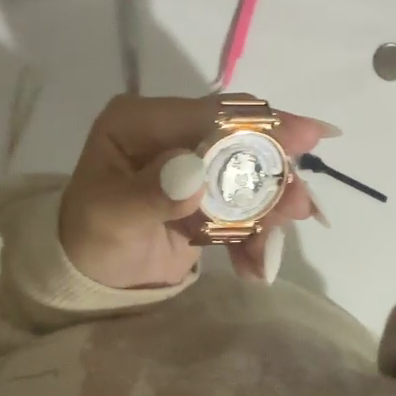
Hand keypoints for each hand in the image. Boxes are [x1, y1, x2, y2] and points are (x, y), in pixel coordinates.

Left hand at [58, 94, 331, 289]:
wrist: (89, 282)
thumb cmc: (89, 241)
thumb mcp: (110, 216)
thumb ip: (150, 193)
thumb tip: (194, 173)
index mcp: (141, 122)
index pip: (208, 113)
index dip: (259, 124)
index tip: (306, 137)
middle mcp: (172, 136)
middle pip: (239, 141)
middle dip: (272, 174)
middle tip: (299, 205)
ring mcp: (193, 169)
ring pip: (248, 179)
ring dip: (268, 211)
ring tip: (271, 247)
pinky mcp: (207, 201)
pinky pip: (243, 213)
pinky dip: (254, 240)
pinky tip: (254, 269)